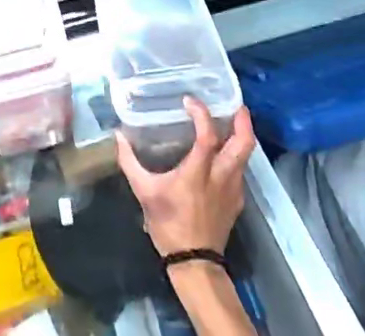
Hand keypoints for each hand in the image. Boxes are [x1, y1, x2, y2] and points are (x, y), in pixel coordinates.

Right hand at [117, 99, 256, 255]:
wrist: (195, 263)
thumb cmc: (169, 225)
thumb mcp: (144, 193)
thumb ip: (131, 163)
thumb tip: (118, 138)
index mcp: (198, 172)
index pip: (207, 134)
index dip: (201, 113)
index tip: (190, 101)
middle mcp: (221, 175)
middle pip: (244, 142)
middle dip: (243, 120)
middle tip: (234, 104)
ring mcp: (233, 187)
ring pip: (246, 155)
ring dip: (242, 135)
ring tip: (232, 123)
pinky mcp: (238, 199)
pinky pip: (240, 169)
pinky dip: (235, 156)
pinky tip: (223, 155)